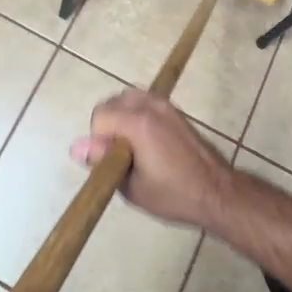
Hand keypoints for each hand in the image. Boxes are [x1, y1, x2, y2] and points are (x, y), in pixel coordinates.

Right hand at [70, 88, 235, 226]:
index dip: (98, 139)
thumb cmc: (172, 194)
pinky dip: (137, 114)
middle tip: (118, 155)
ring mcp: (165, 105)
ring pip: (129, 97)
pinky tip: (145, 141)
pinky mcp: (175, 110)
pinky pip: (145, 101)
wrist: (215, 190)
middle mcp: (150, 105)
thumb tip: (76, 147)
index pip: (100, 115)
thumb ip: (102, 162)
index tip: (109, 160)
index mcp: (138, 123)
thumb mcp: (131, 186)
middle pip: (113, 102)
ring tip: (130, 147)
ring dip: (122, 117)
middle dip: (107, 125)